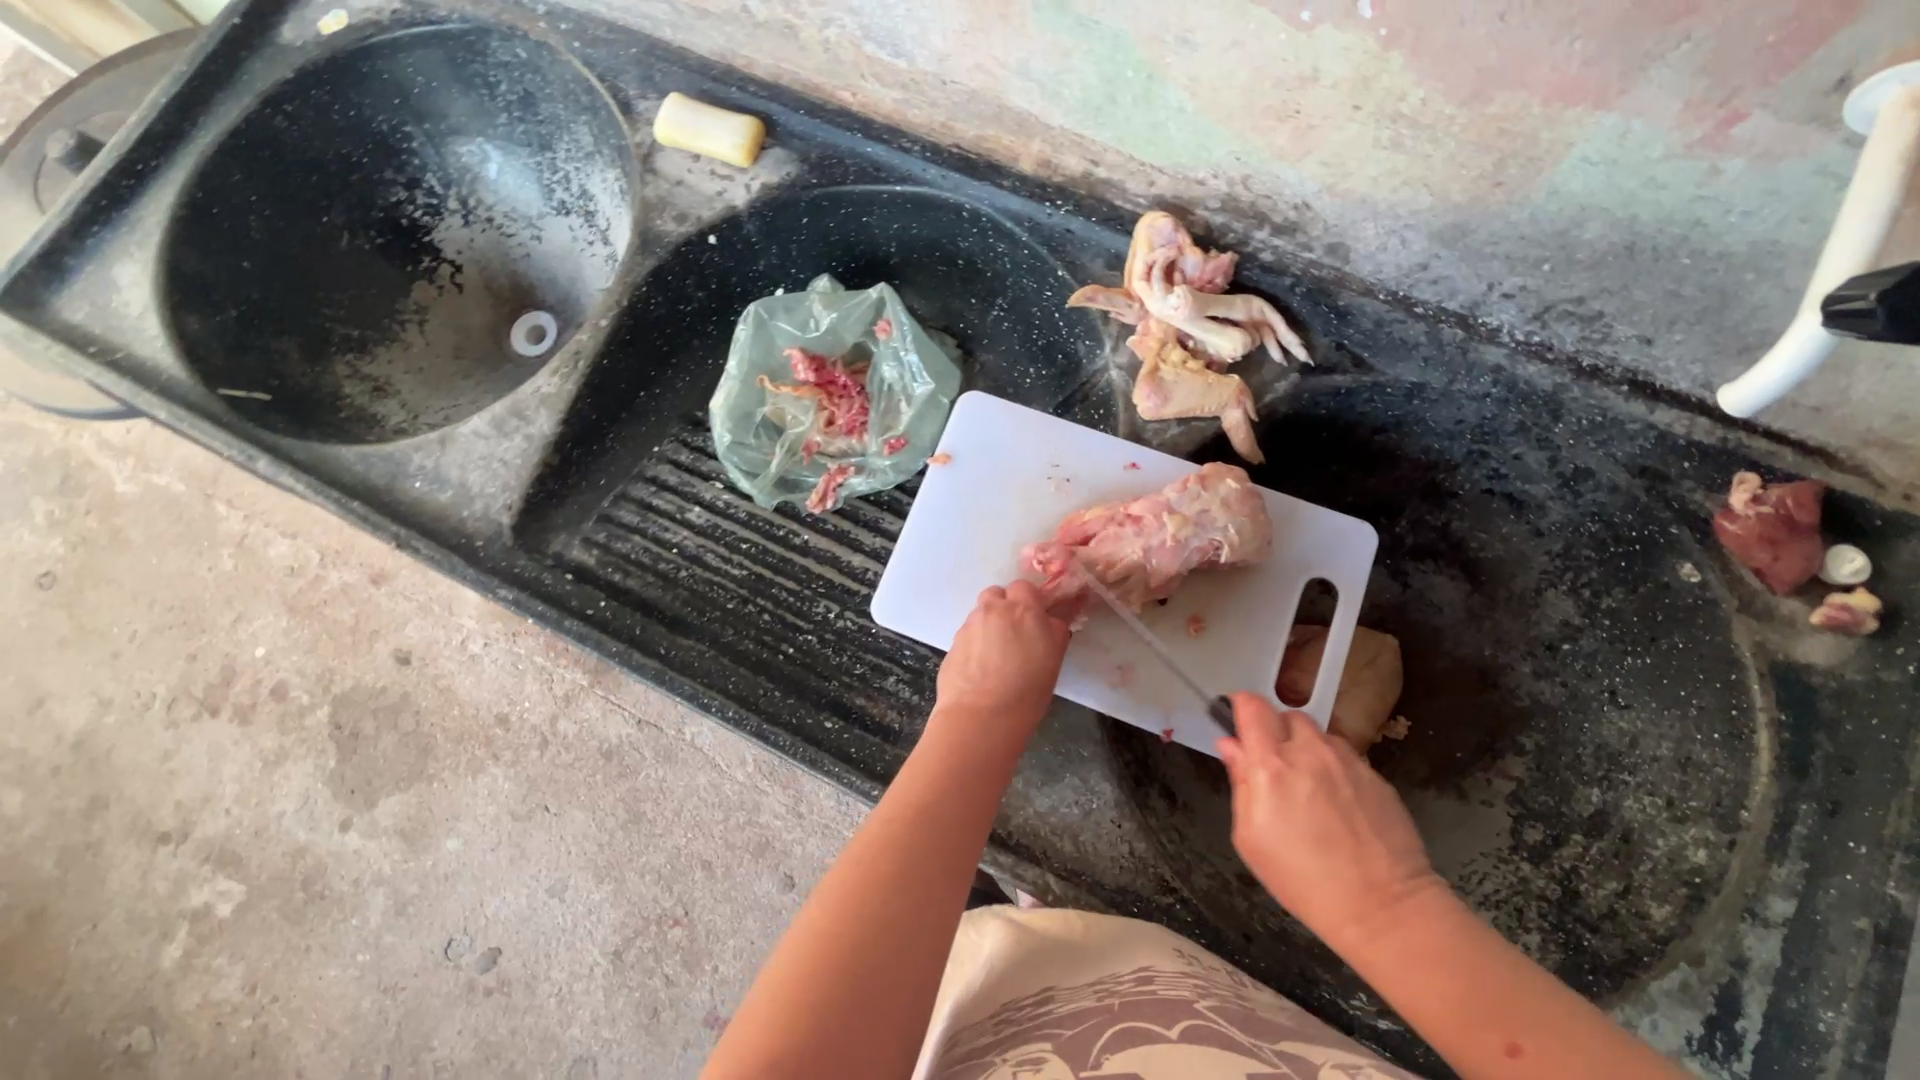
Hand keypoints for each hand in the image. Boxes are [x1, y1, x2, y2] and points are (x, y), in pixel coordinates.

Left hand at [932, 581, 1070, 739]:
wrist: (981, 716)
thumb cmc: (1027, 690)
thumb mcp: (1054, 659)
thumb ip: (1054, 630)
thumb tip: (1053, 618)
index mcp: (1023, 610)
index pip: (1024, 587)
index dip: (1029, 601)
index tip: (1034, 620)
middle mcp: (993, 610)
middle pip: (997, 594)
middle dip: (1005, 607)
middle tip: (1014, 634)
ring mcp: (969, 625)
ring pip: (980, 614)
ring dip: (989, 624)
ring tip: (996, 653)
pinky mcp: (953, 643)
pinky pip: (967, 633)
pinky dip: (975, 643)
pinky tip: (980, 667)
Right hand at [1217, 694, 1444, 950]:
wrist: (1381, 906)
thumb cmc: (1303, 879)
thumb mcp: (1250, 838)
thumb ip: (1239, 783)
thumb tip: (1232, 746)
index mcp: (1272, 766)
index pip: (1252, 707)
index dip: (1241, 707)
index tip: (1237, 722)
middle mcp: (1311, 752)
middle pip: (1286, 715)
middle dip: (1274, 731)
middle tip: (1273, 767)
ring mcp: (1348, 762)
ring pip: (1318, 735)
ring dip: (1306, 749)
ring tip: (1308, 788)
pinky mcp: (1376, 777)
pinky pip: (1346, 758)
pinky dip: (1333, 769)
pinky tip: (1338, 805)